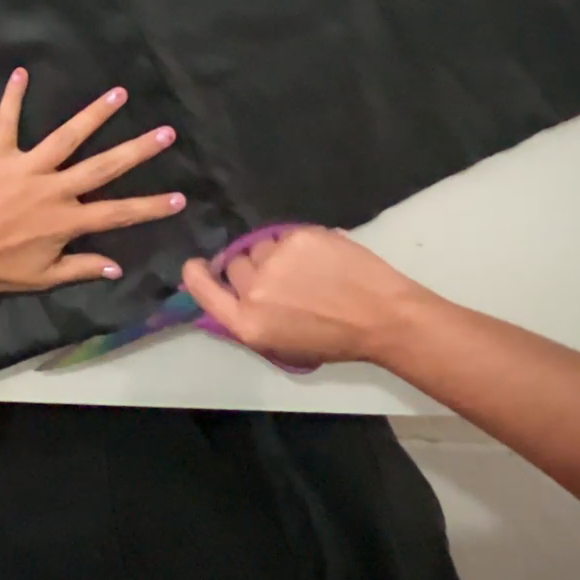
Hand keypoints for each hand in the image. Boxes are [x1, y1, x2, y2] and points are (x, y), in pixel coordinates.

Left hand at [0, 69, 185, 292]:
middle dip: (138, 150)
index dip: (151, 206)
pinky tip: (21, 73)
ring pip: (66, 137)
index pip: (118, 212)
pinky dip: (12, 98)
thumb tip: (118, 267)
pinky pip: (6, 122)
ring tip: (119, 93)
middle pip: (104, 167)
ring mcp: (27, 168)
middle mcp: (54, 189)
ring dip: (94, 114)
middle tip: (166, 132)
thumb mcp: (44, 277)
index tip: (180, 197)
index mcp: (67, 220)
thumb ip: (82, 268)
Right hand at [182, 227, 440, 367]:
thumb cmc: (333, 339)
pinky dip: (296, 244)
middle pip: (233, 264)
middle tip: (281, 281)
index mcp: (246, 324)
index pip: (201, 288)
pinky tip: (319, 259)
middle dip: (250, 270)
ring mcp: (275, 260)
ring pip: (258, 246)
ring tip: (304, 270)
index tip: (197, 266)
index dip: (195, 273)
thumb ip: (248, 317)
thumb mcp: (280, 343)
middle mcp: (254, 291)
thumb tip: (228, 292)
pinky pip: (282, 235)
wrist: (383, 318)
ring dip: (272, 254)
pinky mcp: (297, 237)